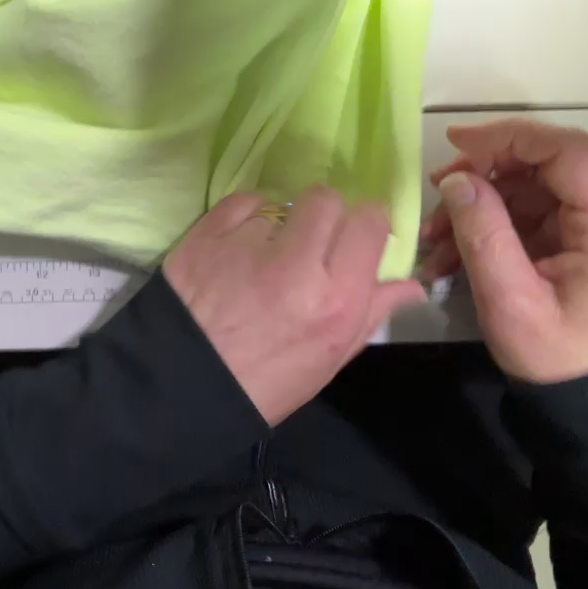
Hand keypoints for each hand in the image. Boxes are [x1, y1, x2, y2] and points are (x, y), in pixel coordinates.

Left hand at [164, 187, 427, 424]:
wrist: (178, 388)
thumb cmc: (261, 385)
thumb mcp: (326, 363)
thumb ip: (370, 314)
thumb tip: (410, 284)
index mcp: (336, 301)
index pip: (371, 221)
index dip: (366, 224)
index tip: (354, 238)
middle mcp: (297, 266)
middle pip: (328, 200)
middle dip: (324, 217)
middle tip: (309, 242)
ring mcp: (247, 247)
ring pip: (282, 203)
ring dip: (280, 224)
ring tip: (263, 255)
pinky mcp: (206, 236)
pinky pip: (243, 202)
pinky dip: (246, 217)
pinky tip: (239, 245)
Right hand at [420, 119, 587, 383]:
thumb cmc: (553, 355)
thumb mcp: (508, 298)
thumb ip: (483, 233)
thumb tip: (457, 180)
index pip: (566, 152)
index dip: (509, 137)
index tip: (456, 144)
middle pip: (546, 165)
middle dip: (484, 174)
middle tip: (436, 193)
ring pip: (530, 189)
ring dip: (478, 205)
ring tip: (434, 239)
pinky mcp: (579, 241)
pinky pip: (528, 215)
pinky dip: (487, 226)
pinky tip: (451, 253)